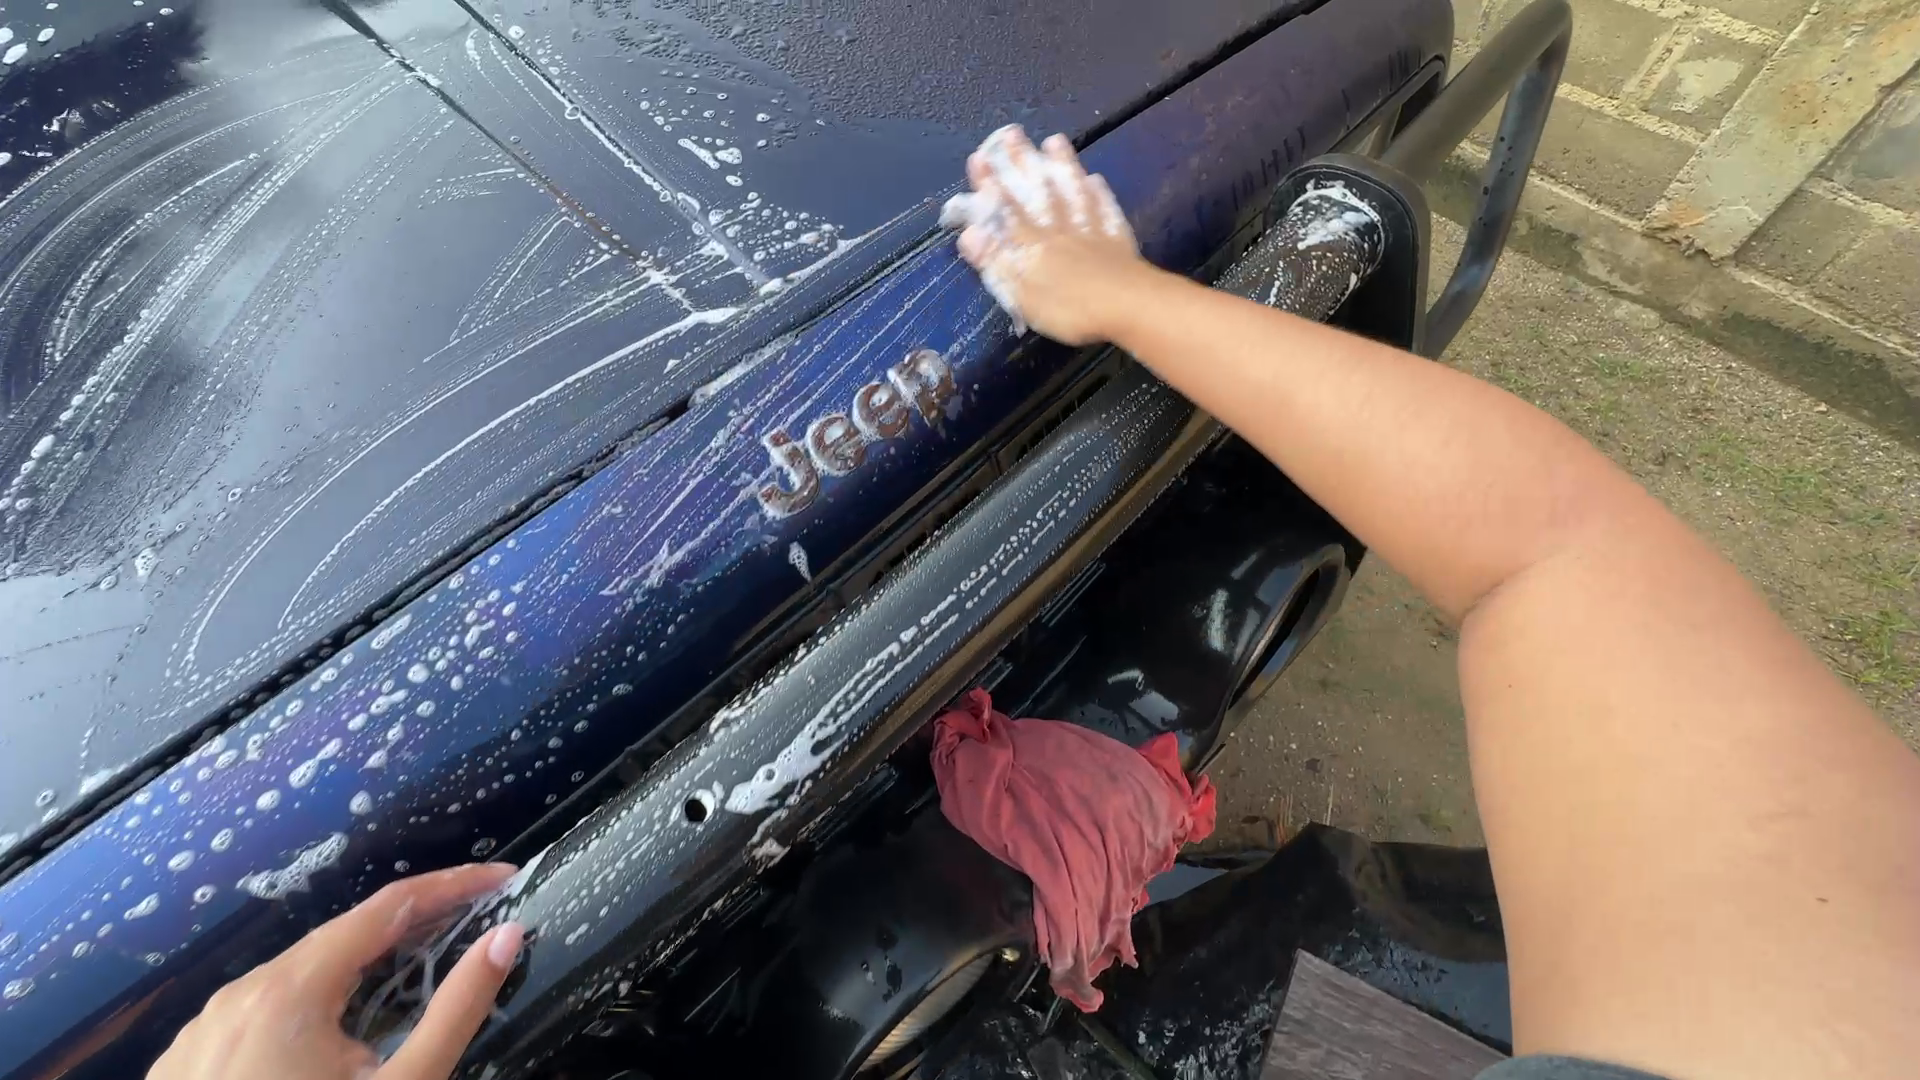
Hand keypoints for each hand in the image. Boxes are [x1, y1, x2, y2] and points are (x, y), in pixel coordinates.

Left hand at [148, 864, 523, 1079]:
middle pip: (347, 931)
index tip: (506, 877)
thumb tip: (507, 935)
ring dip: (372, 950)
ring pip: (306, 965)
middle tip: (481, 910)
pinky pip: (270, 1003)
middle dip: (420, 913)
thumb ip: (460, 1007)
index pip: (390, 905)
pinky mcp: (184, 1066)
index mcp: (288, 991)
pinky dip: (326, 987)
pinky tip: (352, 1008)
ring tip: (428, 951)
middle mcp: (237, 996)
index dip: (455, 883)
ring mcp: (200, 1032)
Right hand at [941, 125, 1159, 344]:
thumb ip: (997, 263)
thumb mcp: (1024, 294)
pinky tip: (1096, 179)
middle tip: (1011, 133)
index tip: (979, 158)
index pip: (1007, 211)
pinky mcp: (1116, 241)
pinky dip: (1099, 194)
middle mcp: (1060, 230)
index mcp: (1033, 246)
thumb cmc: (1070, 309)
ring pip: (1073, 194)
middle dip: (1022, 164)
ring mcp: (1091, 231)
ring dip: (1062, 167)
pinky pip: (1105, 211)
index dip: (991, 186)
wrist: (1127, 307)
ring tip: (1053, 141)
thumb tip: (970, 232)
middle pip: (1039, 193)